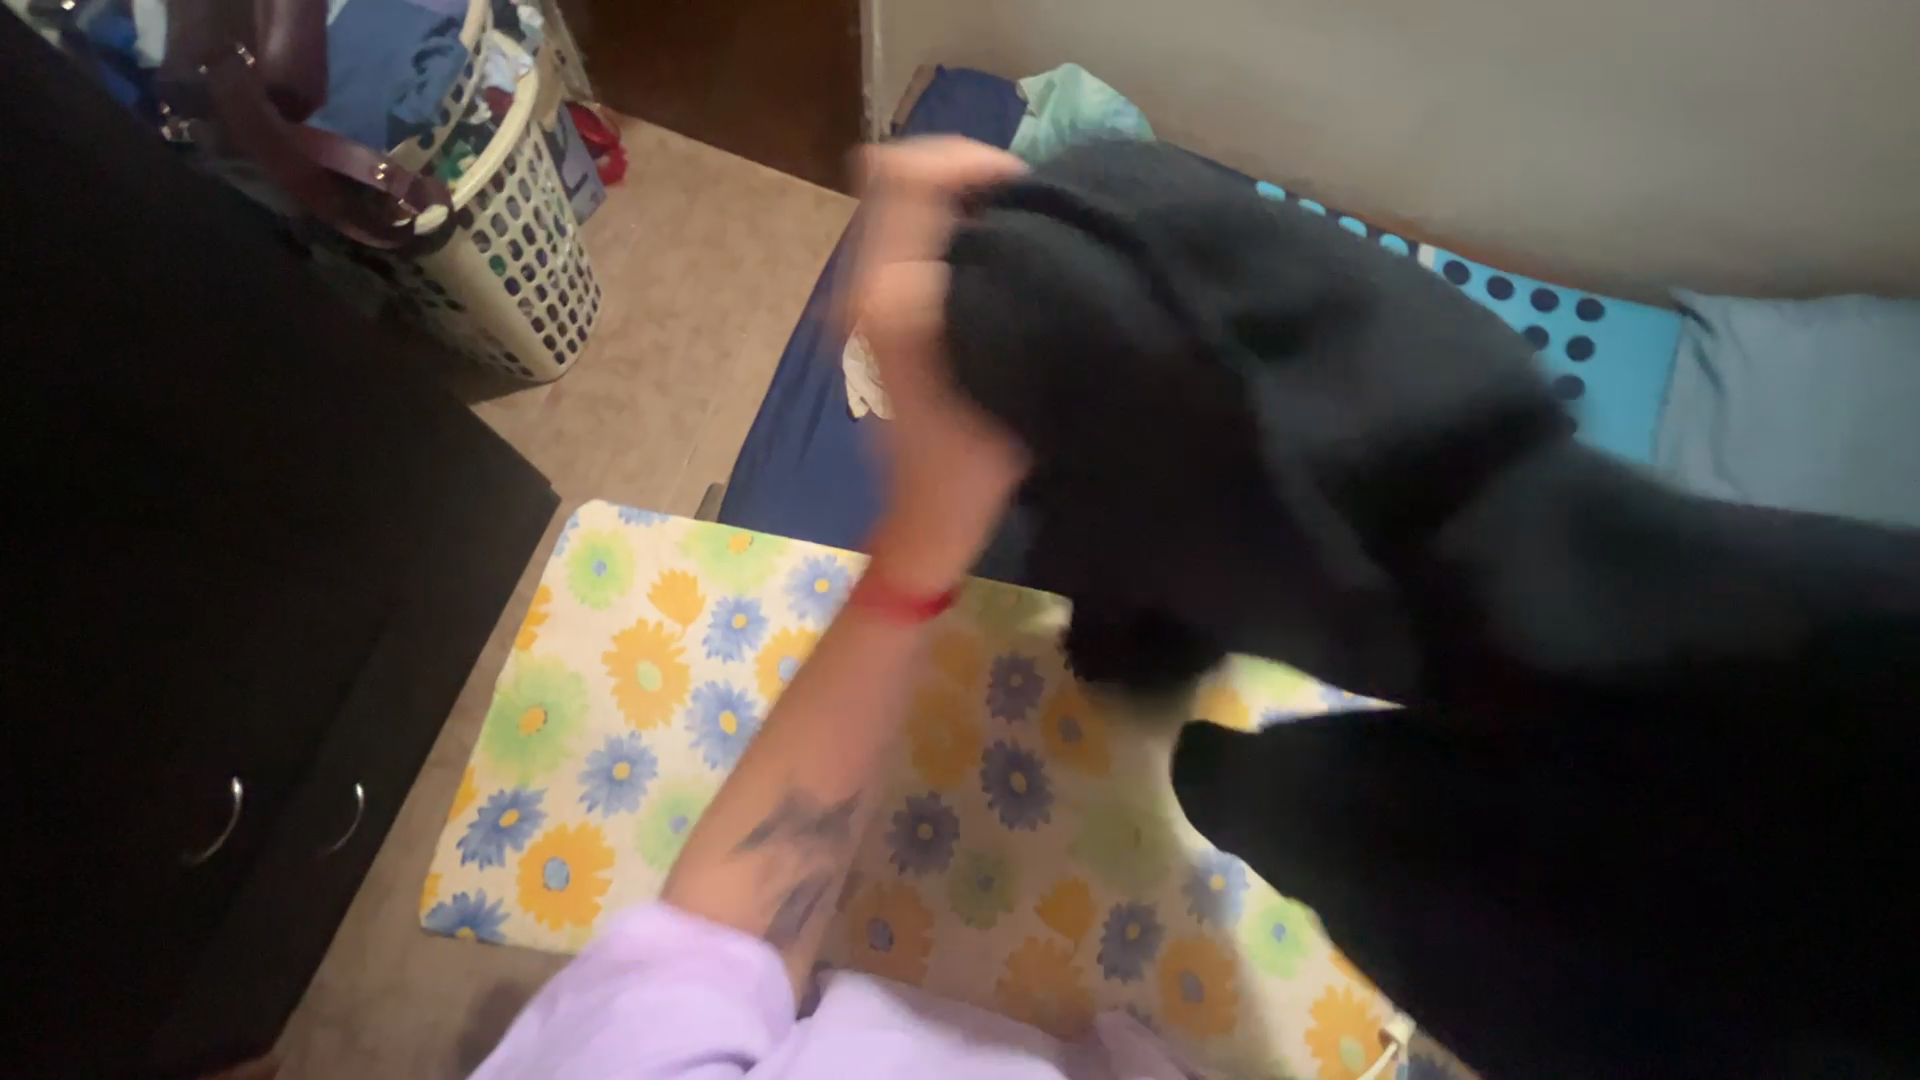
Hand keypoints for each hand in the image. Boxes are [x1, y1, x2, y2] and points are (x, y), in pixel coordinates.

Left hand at [847, 137, 1030, 591]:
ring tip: (1008, 233)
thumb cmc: (974, 465)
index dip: (968, 162)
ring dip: (953, 205)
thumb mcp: (1009, 378)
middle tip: (1020, 210)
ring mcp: (857, 305)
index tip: (1019, 191)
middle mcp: (862, 291)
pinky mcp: (866, 318)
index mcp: (895, 299)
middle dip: (962, 178)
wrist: (926, 516)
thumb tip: (1017, 219)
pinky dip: (940, 232)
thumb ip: (1008, 292)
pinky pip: (900, 241)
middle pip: (897, 180)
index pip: (910, 177)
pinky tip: (984, 265)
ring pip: (897, 209)